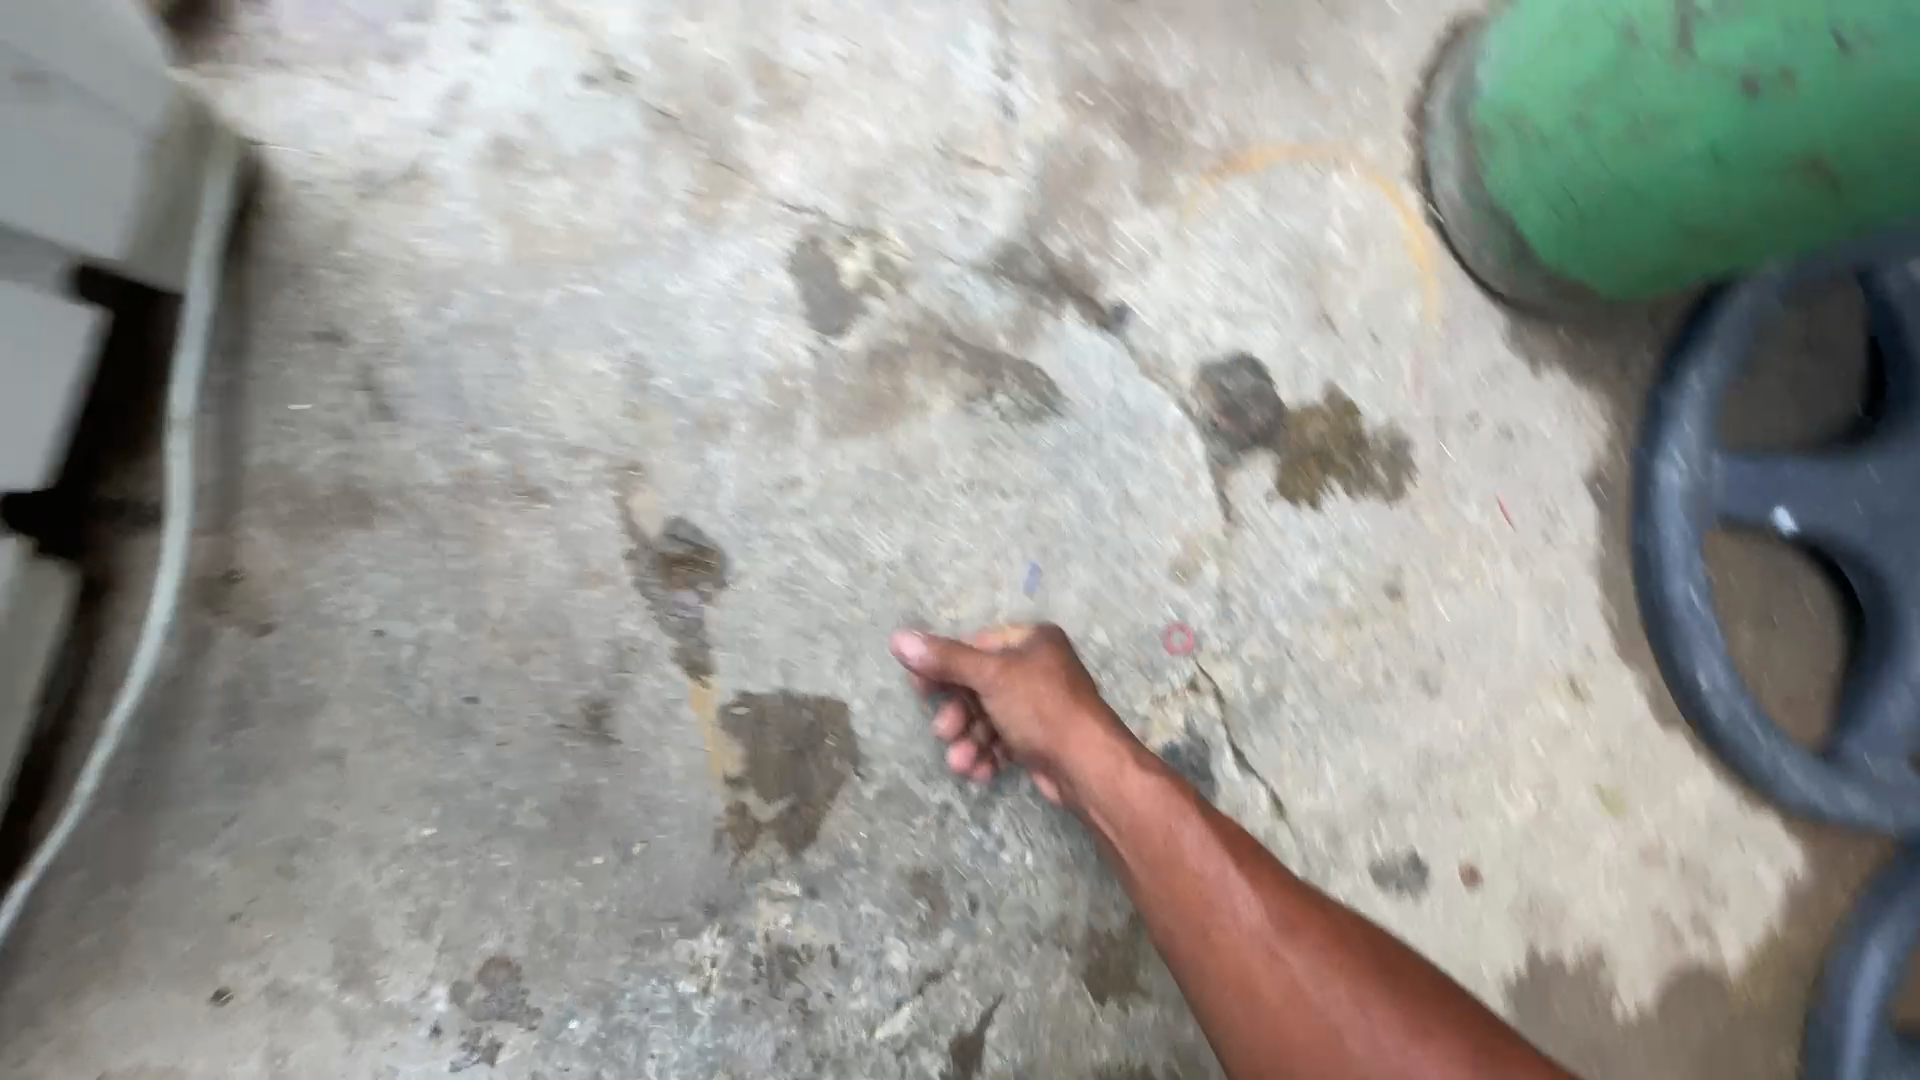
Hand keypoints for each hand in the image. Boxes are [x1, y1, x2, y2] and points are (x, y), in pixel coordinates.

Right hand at [888, 623, 1137, 807]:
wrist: (1088, 767)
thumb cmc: (1041, 708)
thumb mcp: (989, 677)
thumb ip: (945, 659)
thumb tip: (898, 638)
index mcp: (1032, 641)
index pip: (976, 646)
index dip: (945, 668)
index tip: (920, 689)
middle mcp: (1038, 667)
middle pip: (979, 686)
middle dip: (959, 714)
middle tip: (944, 732)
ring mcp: (1039, 705)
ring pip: (988, 717)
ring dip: (969, 740)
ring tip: (961, 763)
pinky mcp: (1040, 739)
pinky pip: (1002, 740)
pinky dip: (988, 754)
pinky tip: (980, 772)